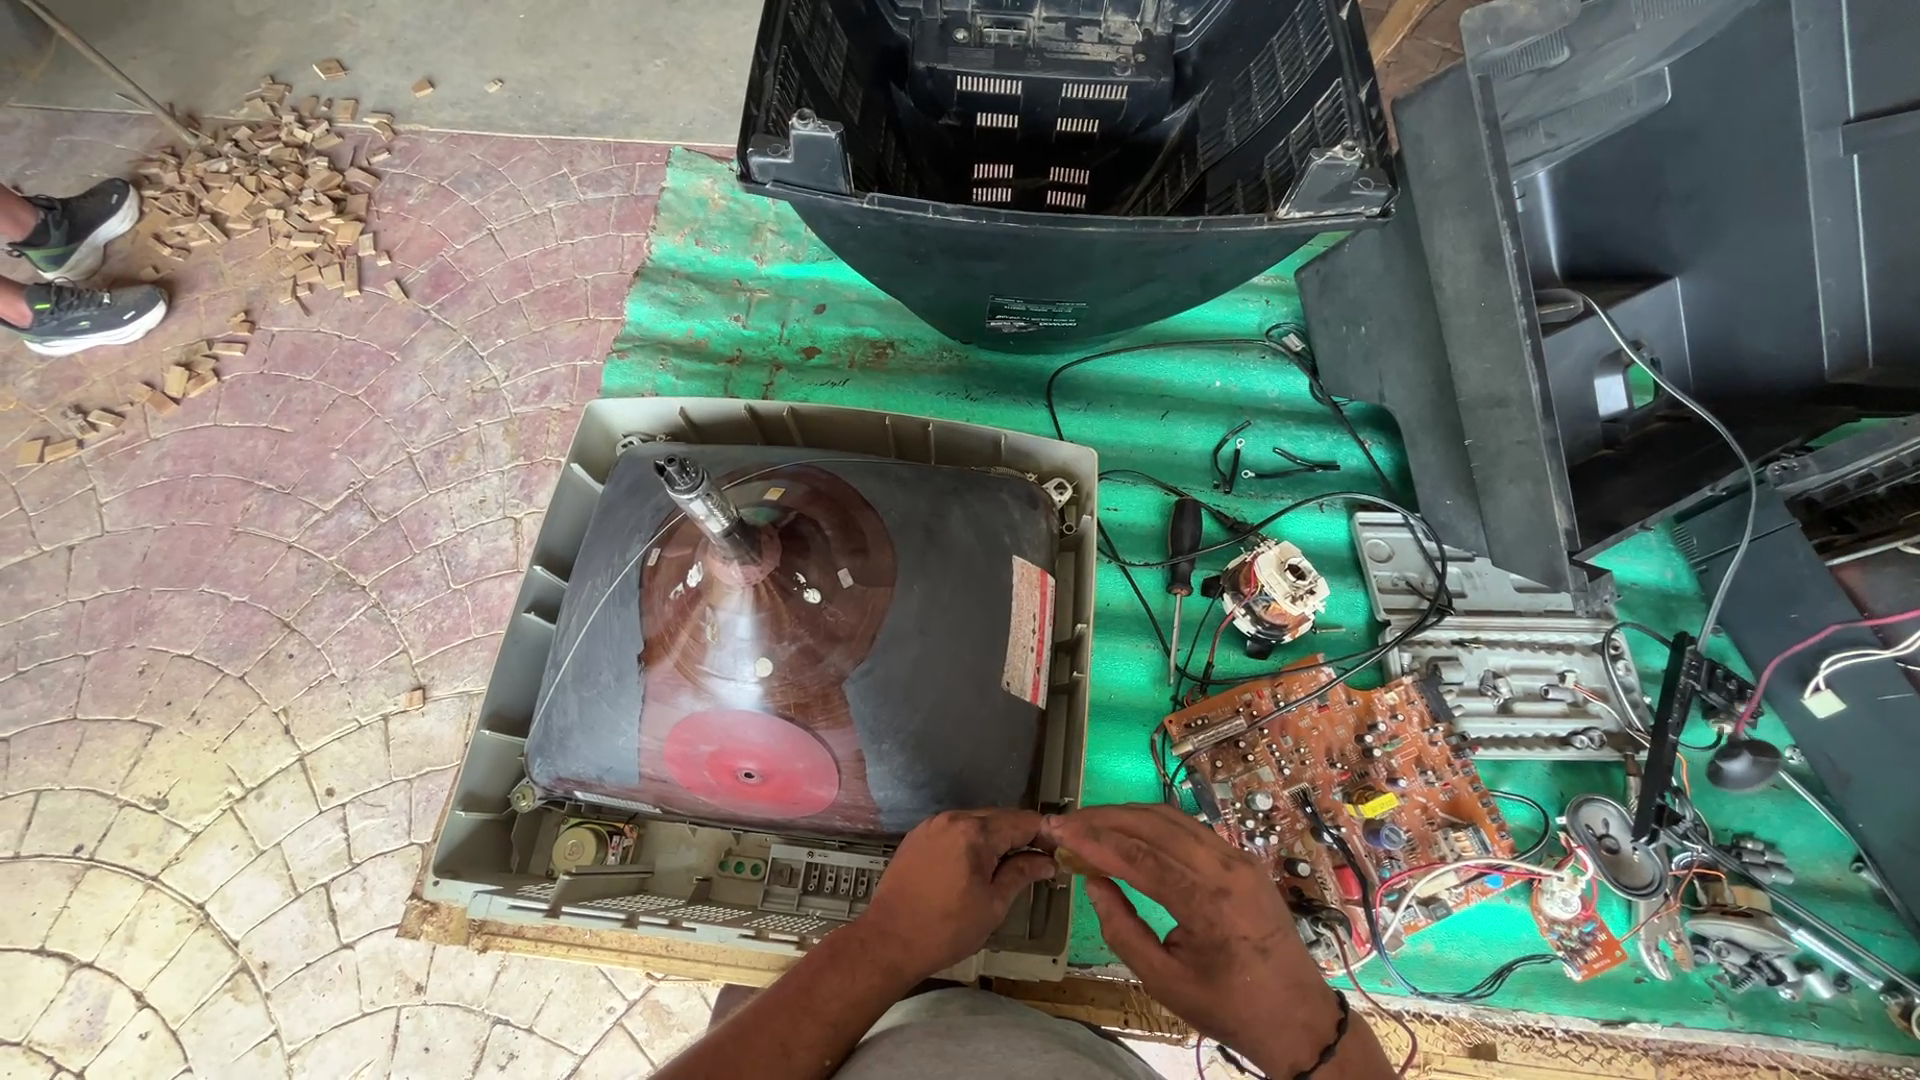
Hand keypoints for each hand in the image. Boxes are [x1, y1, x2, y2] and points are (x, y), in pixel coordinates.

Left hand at [854, 809, 1056, 984]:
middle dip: (1021, 835)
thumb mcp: (992, 905)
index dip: (1044, 833)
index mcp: (975, 833)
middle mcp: (953, 818)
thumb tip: (1046, 861)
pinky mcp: (918, 836)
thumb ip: (1020, 874)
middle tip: (1040, 859)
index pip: (1021, 821)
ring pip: (975, 822)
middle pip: (998, 818)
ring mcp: (932, 825)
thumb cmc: (946, 929)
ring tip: (1010, 862)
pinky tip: (977, 862)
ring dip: (996, 837)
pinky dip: (971, 840)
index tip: (1058, 850)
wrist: (888, 940)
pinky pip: (954, 830)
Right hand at [1043, 804, 1353, 1076]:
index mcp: (1209, 903)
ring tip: (1089, 821)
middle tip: (1066, 820)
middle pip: (1153, 824)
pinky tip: (1128, 829)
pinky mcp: (1243, 857)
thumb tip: (1093, 883)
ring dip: (1127, 814)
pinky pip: (1190, 827)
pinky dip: (1152, 822)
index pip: (1139, 856)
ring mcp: (1238, 857)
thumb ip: (1123, 930)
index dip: (1094, 840)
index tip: (1058, 829)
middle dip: (1104, 818)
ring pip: (1172, 817)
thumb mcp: (1165, 982)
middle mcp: (1226, 868)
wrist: (1299, 1018)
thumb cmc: (1229, 1007)